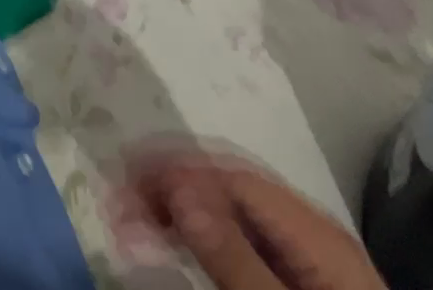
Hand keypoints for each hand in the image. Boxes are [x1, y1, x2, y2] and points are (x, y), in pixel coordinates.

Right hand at [117, 146, 386, 289]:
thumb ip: (233, 256)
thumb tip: (179, 192)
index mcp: (312, 228)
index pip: (233, 175)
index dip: (176, 167)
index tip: (125, 177)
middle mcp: (309, 222)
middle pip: (230, 177)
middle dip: (172, 174)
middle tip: (119, 189)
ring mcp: (304, 244)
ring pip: (231, 198)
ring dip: (180, 195)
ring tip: (134, 205)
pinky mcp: (295, 265)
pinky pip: (240, 224)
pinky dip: (200, 219)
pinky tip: (173, 225)